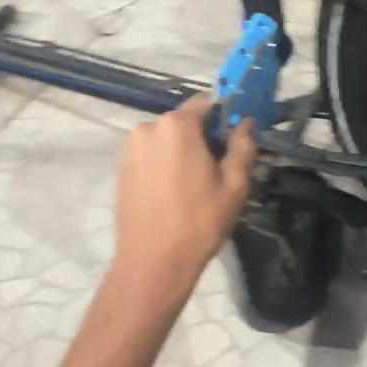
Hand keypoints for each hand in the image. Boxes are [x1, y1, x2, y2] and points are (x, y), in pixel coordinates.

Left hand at [111, 95, 256, 300]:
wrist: (152, 263)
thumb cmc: (199, 222)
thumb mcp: (234, 185)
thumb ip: (242, 146)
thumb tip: (245, 122)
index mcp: (177, 125)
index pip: (206, 103)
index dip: (224, 117)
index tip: (235, 139)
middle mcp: (148, 128)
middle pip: (184, 121)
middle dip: (202, 136)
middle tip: (218, 168)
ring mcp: (130, 148)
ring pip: (167, 139)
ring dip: (182, 151)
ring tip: (196, 185)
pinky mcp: (121, 168)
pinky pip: (151, 155)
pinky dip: (164, 164)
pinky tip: (174, 192)